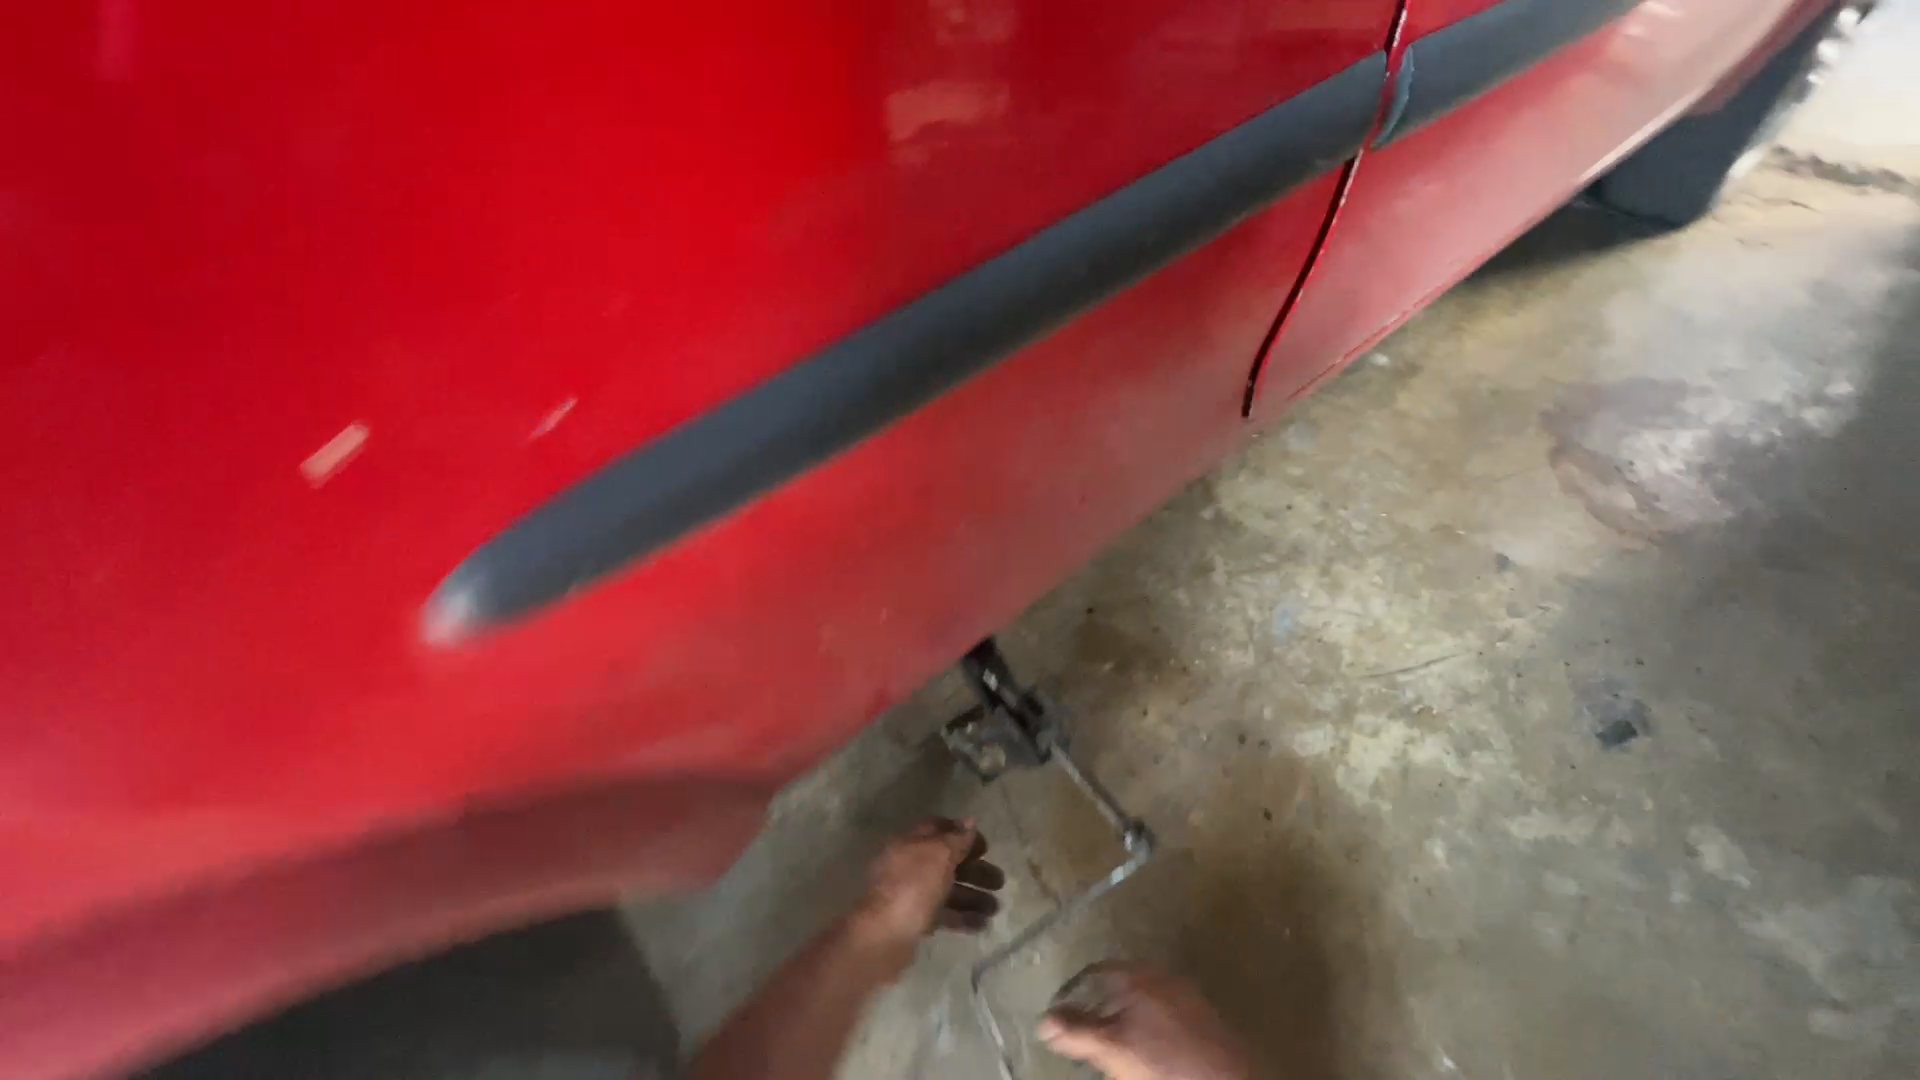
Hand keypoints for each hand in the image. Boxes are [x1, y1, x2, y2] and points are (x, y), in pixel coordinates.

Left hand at [852, 818, 1004, 945]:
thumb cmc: (913, 886)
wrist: (883, 935)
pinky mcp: (913, 921)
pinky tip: (983, 925)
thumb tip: (969, 820)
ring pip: (946, 890)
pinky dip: (962, 917)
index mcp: (911, 843)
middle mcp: (909, 865)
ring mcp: (910, 894)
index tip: (986, 847)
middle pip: (946, 862)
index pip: (939, 829)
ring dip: (972, 896)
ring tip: (996, 908)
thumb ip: (957, 839)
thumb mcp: (939, 855)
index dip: (963, 835)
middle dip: (975, 870)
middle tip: (1000, 881)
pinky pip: (942, 914)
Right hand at [1037, 962, 1259, 1079]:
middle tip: (1090, 1036)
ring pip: (1145, 1000)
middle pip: (1120, 984)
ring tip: (1119, 1049)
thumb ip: (1077, 1032)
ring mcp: (1186, 995)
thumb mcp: (1113, 1050)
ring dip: (1128, 1019)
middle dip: (1102, 1008)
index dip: (1076, 993)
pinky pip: (1167, 1015)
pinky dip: (1152, 1029)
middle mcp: (1161, 975)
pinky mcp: (1204, 1019)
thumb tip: (1042, 1021)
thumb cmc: (1165, 1063)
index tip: (1063, 1017)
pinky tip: (1152, 1053)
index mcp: (1136, 975)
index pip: (1095, 972)